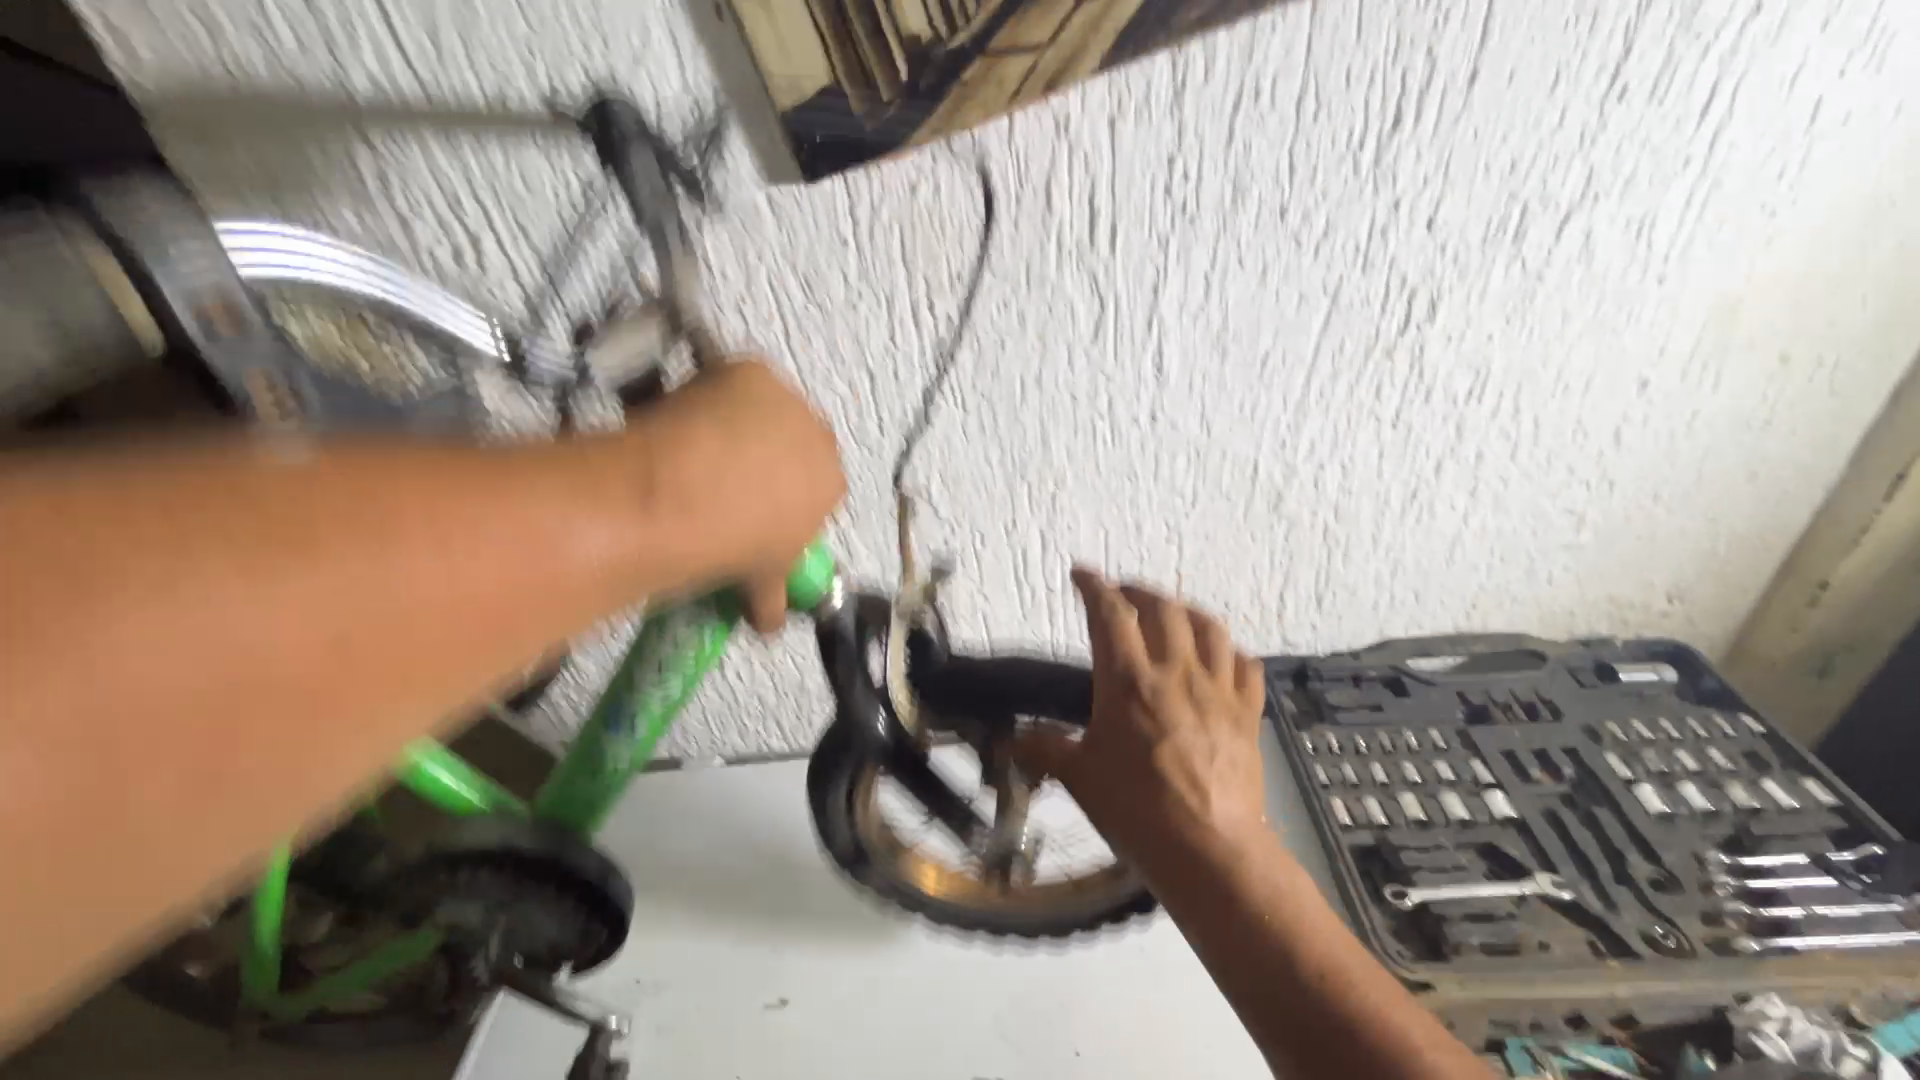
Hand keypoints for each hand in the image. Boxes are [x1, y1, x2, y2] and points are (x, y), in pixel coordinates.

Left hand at [629, 357, 844, 632]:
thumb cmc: (733, 547)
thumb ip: (771, 596)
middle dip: (769, 454)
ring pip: (767, 408)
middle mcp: (822, 439)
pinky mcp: (752, 370)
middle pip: (797, 441)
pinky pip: (735, 381)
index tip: (754, 508)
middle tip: (724, 476)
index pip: (818, 486)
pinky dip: (714, 393)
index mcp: (832, 486)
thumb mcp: (760, 580)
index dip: (785, 495)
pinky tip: (685, 415)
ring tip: (697, 446)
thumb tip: (768, 622)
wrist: (691, 498)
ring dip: (742, 421)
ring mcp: (789, 400)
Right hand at [1016, 569, 1268, 875]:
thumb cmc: (1136, 811)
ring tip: (1170, 615)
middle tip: (1121, 597)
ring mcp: (1218, 690)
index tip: (1081, 574)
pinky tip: (1218, 658)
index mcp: (1128, 682)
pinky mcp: (1247, 713)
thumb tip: (1011, 738)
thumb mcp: (1080, 778)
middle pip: (1163, 607)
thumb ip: (1046, 748)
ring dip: (1185, 610)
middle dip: (1138, 592)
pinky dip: (1229, 651)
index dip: (1094, 587)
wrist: (1210, 849)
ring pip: (1208, 626)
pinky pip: (1245, 665)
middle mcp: (1176, 672)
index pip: (1110, 615)